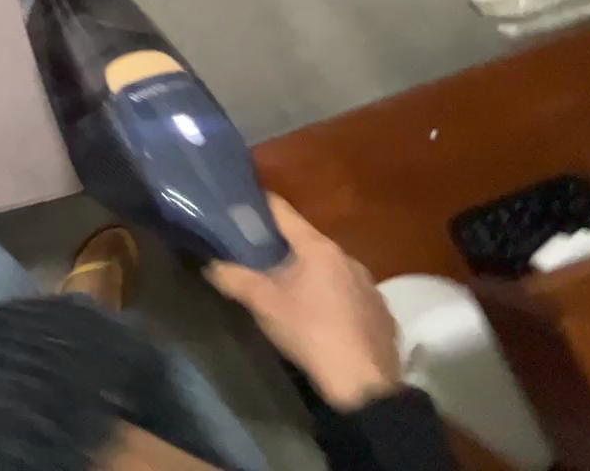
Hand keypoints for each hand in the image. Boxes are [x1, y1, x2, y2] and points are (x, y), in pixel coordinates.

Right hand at [205, 195, 403, 410]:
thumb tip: (208, 264)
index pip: (282, 210)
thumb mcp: (260, 302)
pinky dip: (330, 296)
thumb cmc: (308, 331)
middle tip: (253, 251)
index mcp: (318, 247)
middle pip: (305, 240)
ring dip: (307, 272)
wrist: (364, 387)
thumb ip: (231, 276)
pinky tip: (318, 315)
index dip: (257, 204)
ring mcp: (370, 287)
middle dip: (280, 244)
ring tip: (285, 285)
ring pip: (328, 268)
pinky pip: (348, 294)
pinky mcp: (381, 314)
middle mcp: (348, 258)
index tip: (236, 202)